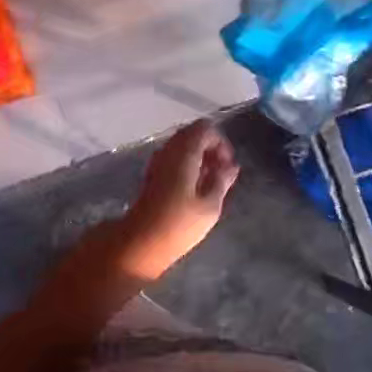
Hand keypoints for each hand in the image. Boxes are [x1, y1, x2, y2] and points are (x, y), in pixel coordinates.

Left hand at [118, 121, 239, 278]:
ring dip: (200, 157)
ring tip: (212, 183)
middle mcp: (169, 149)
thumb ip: (222, 181)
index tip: (228, 166)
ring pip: (183, 145)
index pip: (205, 128)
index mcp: (184, 152)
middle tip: (222, 174)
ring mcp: (158, 160)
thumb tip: (231, 166)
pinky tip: (196, 188)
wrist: (140, 242)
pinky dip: (188, 164)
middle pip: (193, 134)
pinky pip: (174, 157)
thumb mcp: (209, 206)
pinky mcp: (153, 173)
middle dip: (211, 148)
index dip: (222, 143)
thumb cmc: (178, 224)